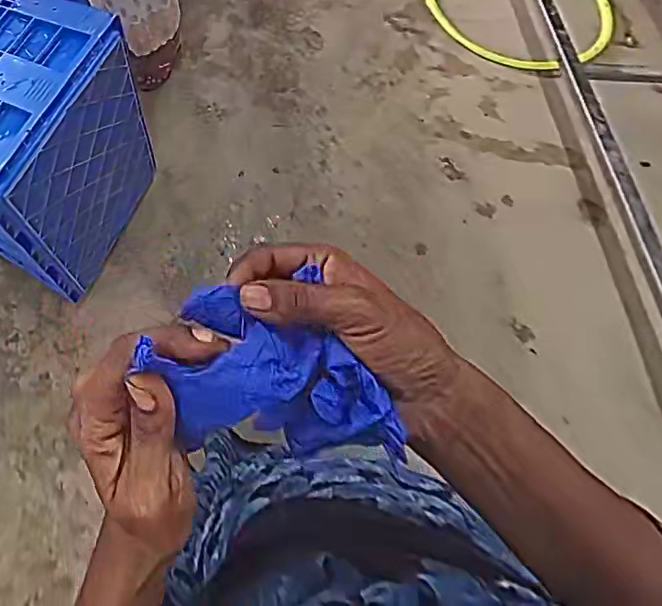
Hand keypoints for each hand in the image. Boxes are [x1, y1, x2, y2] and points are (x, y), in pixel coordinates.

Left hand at [71, 327, 224, 564]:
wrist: (148, 531)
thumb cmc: (147, 517)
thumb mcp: (150, 486)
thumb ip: (148, 432)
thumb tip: (144, 379)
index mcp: (91, 411)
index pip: (121, 360)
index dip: (160, 345)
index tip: (203, 347)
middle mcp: (97, 390)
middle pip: (135, 347)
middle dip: (178, 342)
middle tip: (222, 349)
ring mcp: (115, 388)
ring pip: (149, 350)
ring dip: (186, 348)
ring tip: (223, 353)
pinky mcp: (135, 390)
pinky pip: (160, 364)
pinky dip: (186, 360)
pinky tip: (212, 364)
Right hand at [227, 244, 467, 439]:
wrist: (432, 403)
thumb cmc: (406, 345)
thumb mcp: (355, 310)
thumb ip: (301, 300)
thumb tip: (247, 296)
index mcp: (319, 265)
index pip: (267, 259)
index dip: (246, 274)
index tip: (231, 299)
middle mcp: (305, 291)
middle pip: (258, 289)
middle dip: (242, 306)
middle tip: (229, 327)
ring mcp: (302, 325)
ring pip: (260, 322)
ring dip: (250, 334)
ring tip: (238, 348)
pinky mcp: (301, 356)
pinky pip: (271, 351)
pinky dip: (262, 357)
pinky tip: (256, 365)